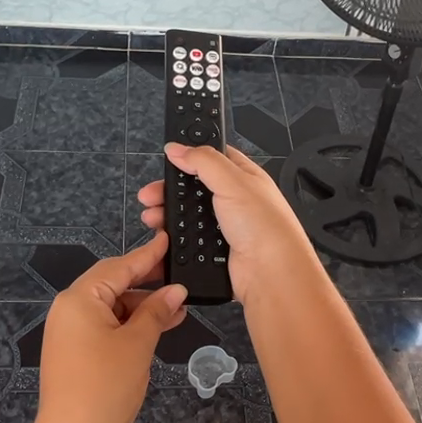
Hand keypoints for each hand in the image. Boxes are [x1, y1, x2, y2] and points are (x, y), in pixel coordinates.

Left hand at [30, 234, 186, 422]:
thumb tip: (176, 290)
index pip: (120, 266)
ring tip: (178, 310)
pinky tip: (157, 328)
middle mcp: (69, 308)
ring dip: (142, 307)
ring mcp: (69, 330)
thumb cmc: (104, 386)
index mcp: (80, 298)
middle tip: (179, 275)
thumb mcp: (137, 344)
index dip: (148, 255)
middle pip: (113, 283)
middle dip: (147, 282)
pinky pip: (105, 325)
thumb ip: (156, 311)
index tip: (168, 239)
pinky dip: (130, 324)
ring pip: (112, 306)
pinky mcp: (74, 350)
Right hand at [136, 144, 320, 308]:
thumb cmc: (266, 226)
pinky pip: (190, 239)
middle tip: (150, 195)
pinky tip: (164, 237)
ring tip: (152, 217)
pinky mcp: (216, 249)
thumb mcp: (233, 182)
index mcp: (243, 176)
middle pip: (194, 188)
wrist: (271, 275)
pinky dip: (175, 237)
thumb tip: (177, 148)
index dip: (190, 155)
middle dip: (170, 190)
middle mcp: (235, 200)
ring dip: (167, 215)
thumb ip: (203, 160)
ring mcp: (225, 226)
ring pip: (188, 215)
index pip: (213, 158)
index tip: (167, 157)